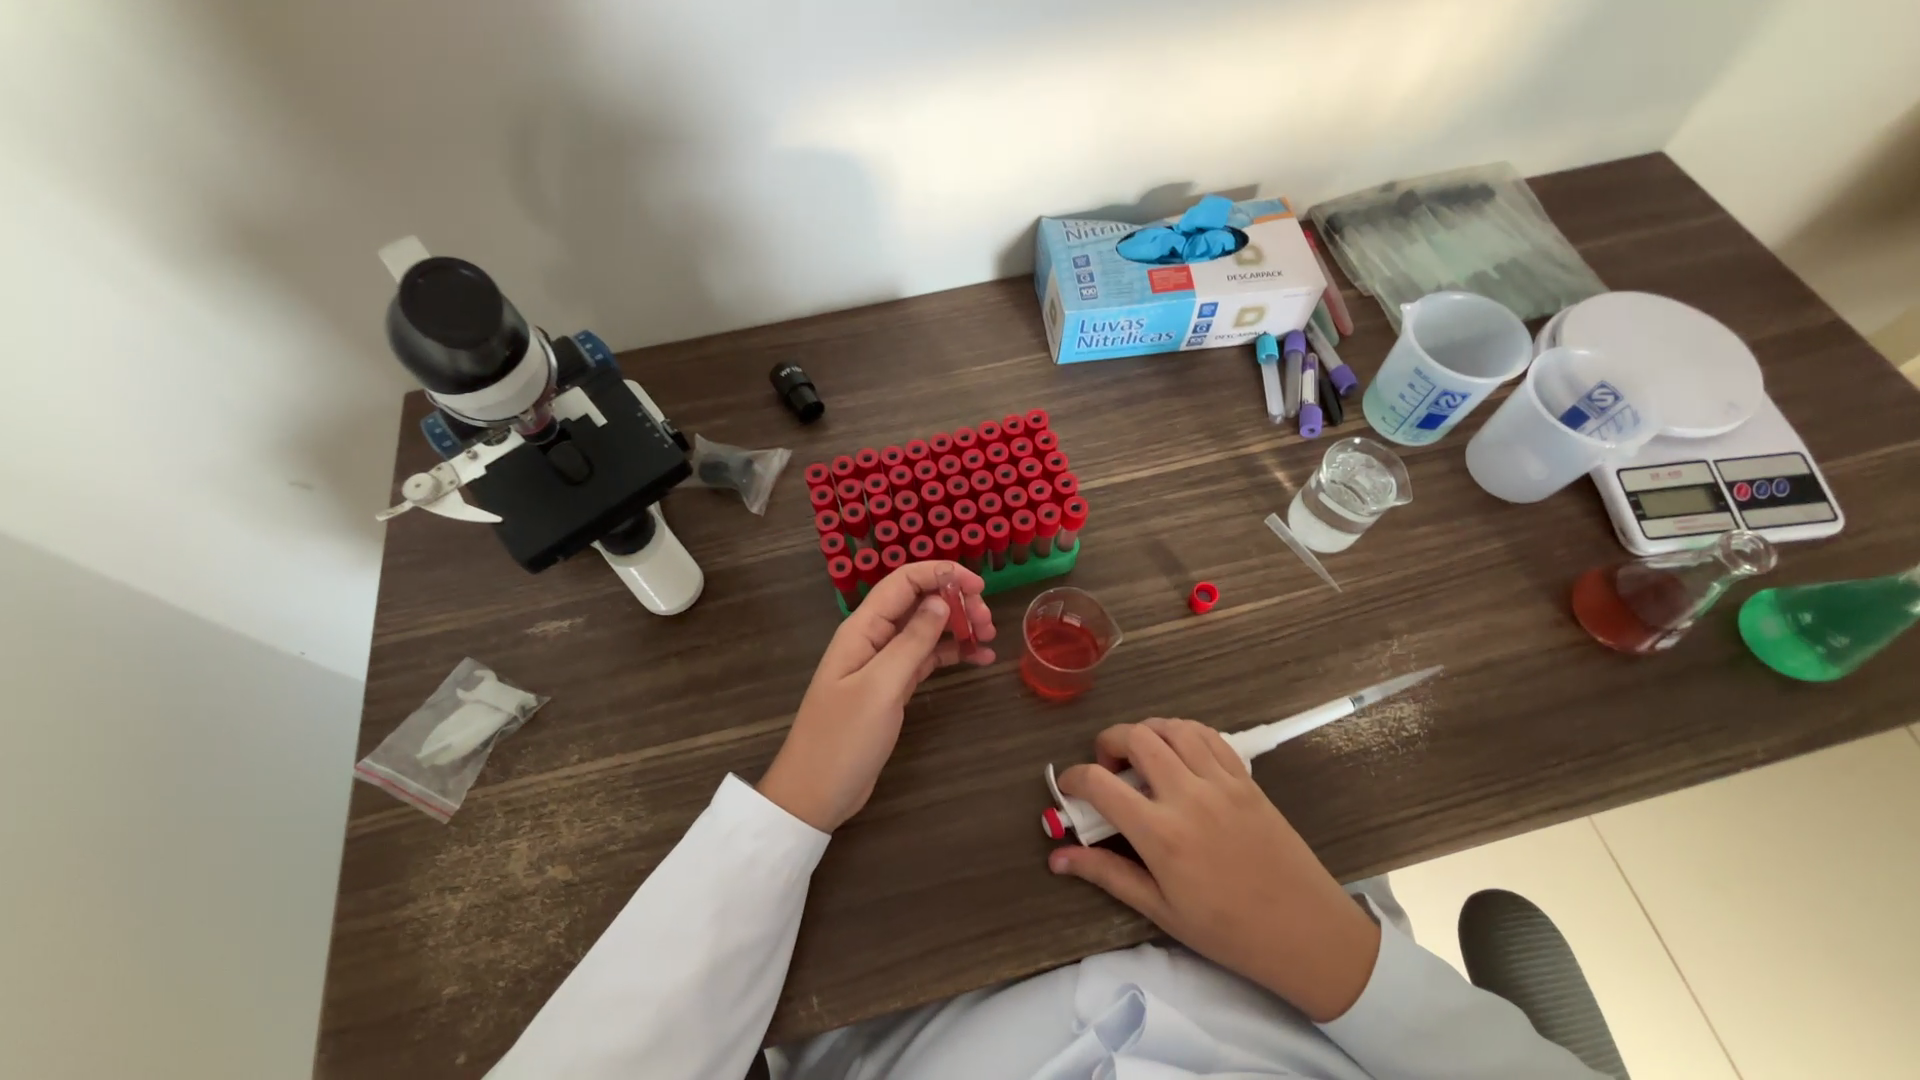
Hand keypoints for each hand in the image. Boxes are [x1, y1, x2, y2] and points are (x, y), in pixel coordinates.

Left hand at [758, 562, 995, 831]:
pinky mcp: (891, 688)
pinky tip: (979, 658)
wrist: (815, 793)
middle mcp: (872, 639)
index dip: (941, 574)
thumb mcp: (881, 688)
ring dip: (958, 627)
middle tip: (988, 622)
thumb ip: (912, 642)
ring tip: (989, 637)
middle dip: (955, 602)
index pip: (903, 582)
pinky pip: (926, 658)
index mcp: (862, 629)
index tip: (979, 586)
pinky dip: (952, 654)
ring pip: (926, 630)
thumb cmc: (843, 739)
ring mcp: (882, 664)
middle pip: (918, 602)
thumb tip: (941, 601)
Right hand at [1049, 719, 1380, 1021]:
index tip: (1069, 787)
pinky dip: (1184, 733)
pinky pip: (1208, 736)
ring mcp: (1221, 782)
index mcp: (1160, 834)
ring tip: (1141, 756)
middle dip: (1108, 742)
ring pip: (1172, 727)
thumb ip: (1107, 874)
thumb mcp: (1160, 910)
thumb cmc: (1227, 930)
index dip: (1073, 778)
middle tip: (1107, 767)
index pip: (1100, 783)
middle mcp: (1188, 796)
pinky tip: (1179, 753)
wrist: (1305, 931)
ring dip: (1147, 731)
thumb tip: (1058, 858)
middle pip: (1136, 737)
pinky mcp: (1246, 779)